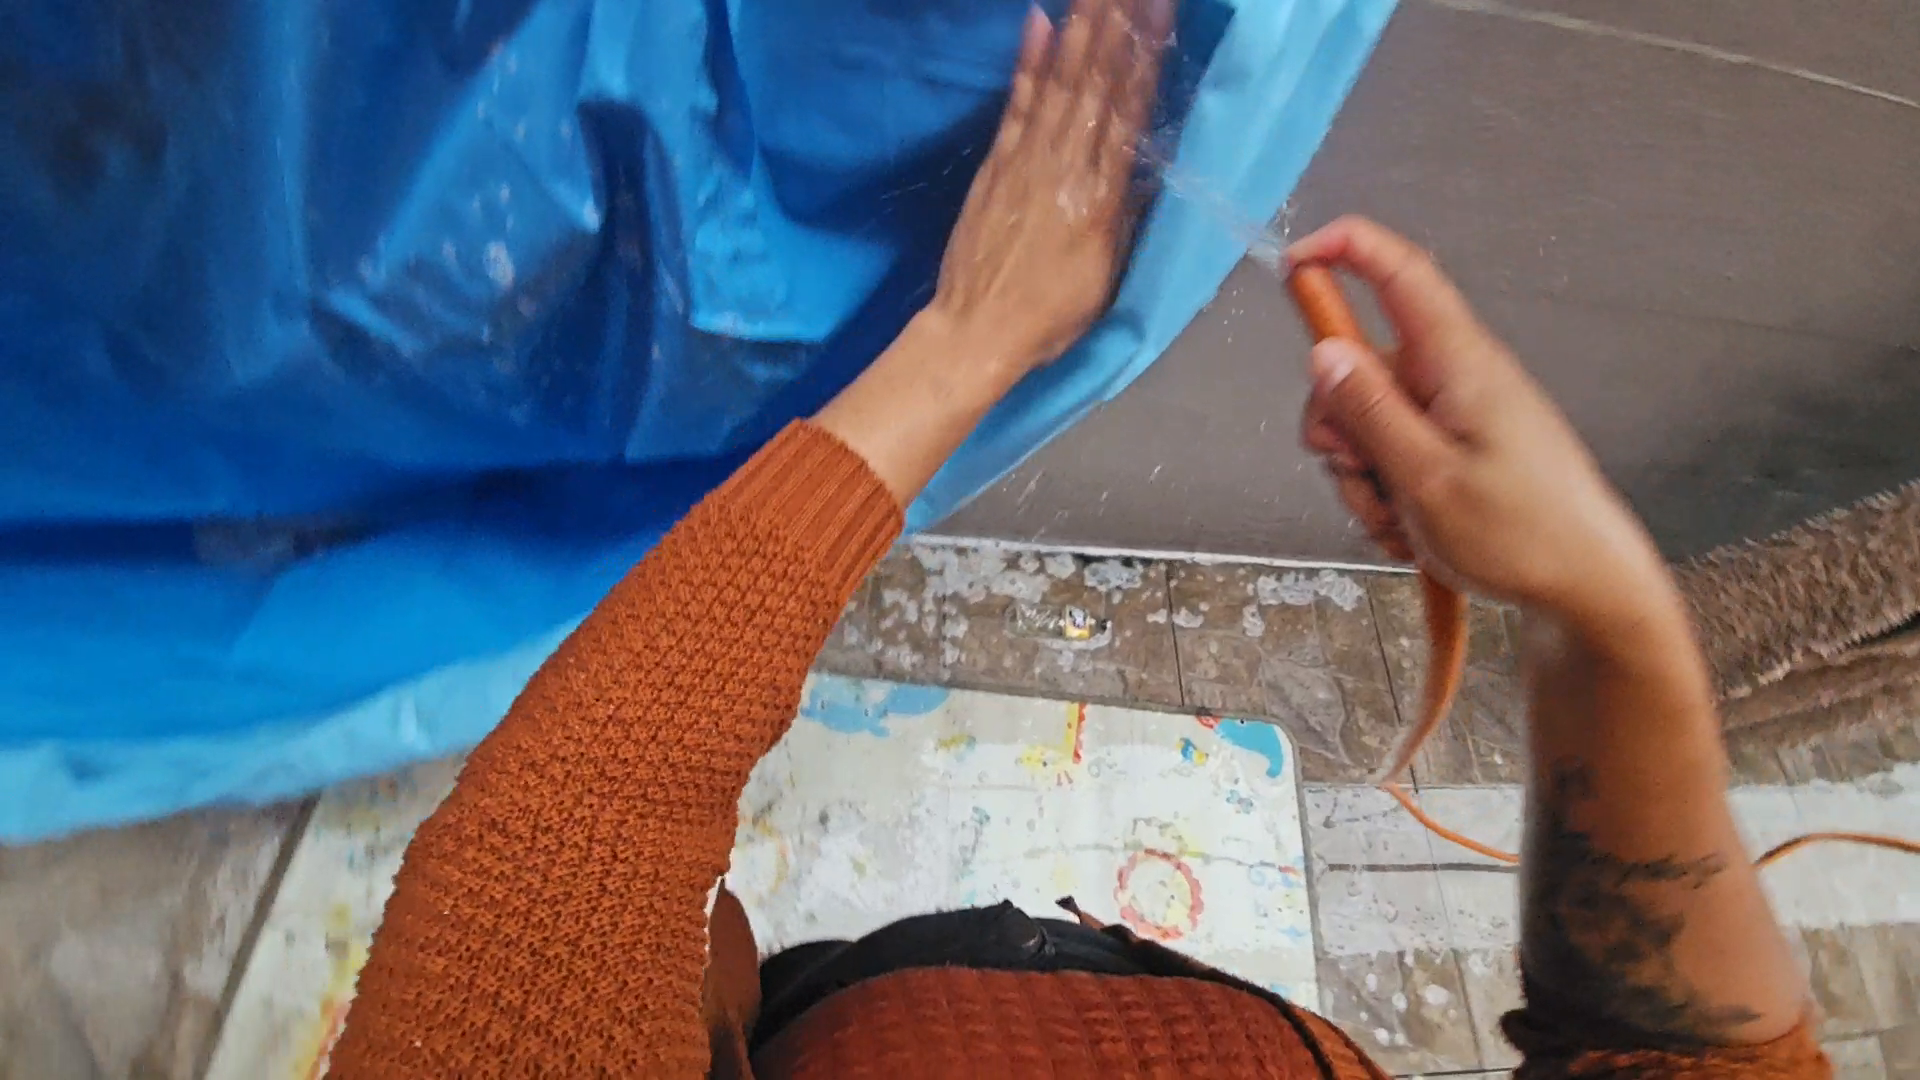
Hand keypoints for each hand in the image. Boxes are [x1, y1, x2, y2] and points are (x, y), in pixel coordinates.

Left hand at [926, 0, 1172, 380]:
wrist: (978, 330)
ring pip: (1058, 85)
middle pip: (1095, 87)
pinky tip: (1038, 23)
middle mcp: (1066, 169)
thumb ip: (1123, 222)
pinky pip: (1014, 106)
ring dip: (1079, 31)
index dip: (1146, 57)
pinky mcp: (993, 168)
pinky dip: (1026, 64)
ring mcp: (1025, 164)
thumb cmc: (1048, 318)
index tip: (1161, 9)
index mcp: (1101, 200)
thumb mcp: (1103, 280)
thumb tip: (1144, 174)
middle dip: (1116, 25)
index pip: (1129, 114)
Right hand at [1288, 217, 1670, 630]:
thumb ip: (1370, 411)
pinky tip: (1406, 524)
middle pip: (1353, 370)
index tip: (1291, 265)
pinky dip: (1377, 492)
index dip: (1343, 251)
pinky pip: (1380, 456)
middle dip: (1335, 426)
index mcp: (1455, 362)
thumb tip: (1322, 352)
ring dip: (1358, 474)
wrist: (1583, 587)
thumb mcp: (1427, 476)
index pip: (1398, 275)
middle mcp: (1446, 378)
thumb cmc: (1519, 532)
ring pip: (1359, 424)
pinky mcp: (1443, 447)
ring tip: (1397, 515)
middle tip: (1362, 473)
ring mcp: (1444, 414)